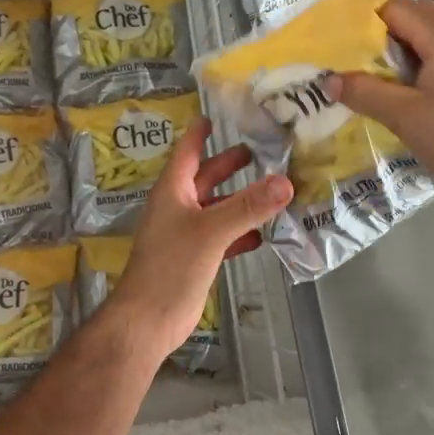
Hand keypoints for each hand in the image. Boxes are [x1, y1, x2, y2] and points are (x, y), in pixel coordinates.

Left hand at [106, 118, 292, 357]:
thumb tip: (285, 182)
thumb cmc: (171, 266)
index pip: (186, 151)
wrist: (149, 318)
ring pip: (216, 207)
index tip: (217, 116)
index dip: (199, 133)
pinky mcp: (196, 258)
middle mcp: (177, 207)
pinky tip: (263, 233)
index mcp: (172, 191)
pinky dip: (241, 232)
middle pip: (204, 177)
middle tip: (259, 151)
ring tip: (273, 188)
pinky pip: (222, 236)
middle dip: (228, 165)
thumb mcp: (211, 231)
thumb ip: (247, 207)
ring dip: (240, 199)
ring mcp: (186, 233)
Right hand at [323, 0, 433, 227]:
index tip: (356, 54)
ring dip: (415, 46)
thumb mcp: (405, 119)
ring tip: (401, 83)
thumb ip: (364, 92)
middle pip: (421, 13)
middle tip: (375, 70)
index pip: (398, 8)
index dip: (371, 26)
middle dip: (392, 35)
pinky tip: (431, 90)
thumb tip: (328, 80)